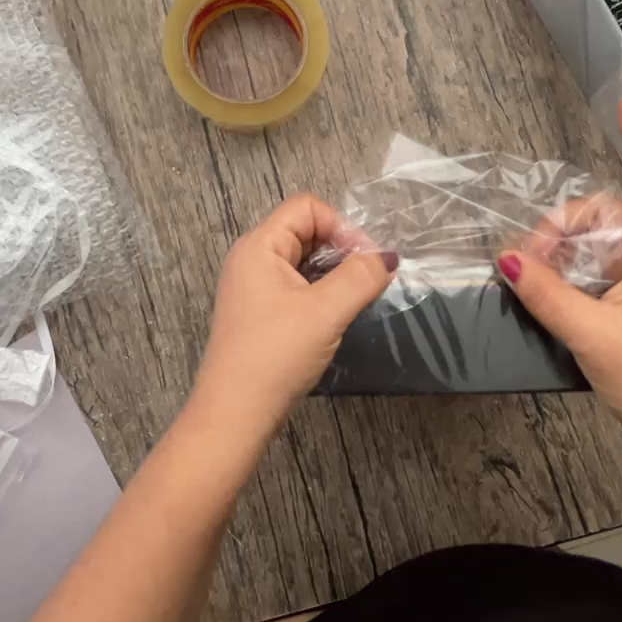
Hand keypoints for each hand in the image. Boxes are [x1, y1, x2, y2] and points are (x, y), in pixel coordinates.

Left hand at [191, 194, 394, 429]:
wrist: (234, 414)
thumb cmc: (275, 356)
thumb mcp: (325, 313)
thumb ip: (359, 279)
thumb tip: (387, 258)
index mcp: (259, 246)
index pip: (307, 207)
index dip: (341, 226)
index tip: (366, 260)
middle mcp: (252, 257)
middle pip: (305, 230)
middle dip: (340, 248)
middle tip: (367, 281)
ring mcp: (253, 285)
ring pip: (303, 259)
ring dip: (333, 272)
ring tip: (356, 298)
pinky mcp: (260, 310)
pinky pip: (296, 284)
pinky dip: (320, 290)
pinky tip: (336, 314)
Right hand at [498, 94, 621, 465]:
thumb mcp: (596, 337)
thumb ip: (548, 295)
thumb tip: (506, 259)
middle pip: (606, 212)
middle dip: (562, 225)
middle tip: (527, 261)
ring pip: (595, 239)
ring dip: (559, 249)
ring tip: (532, 278)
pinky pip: (593, 265)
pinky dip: (566, 269)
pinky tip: (544, 286)